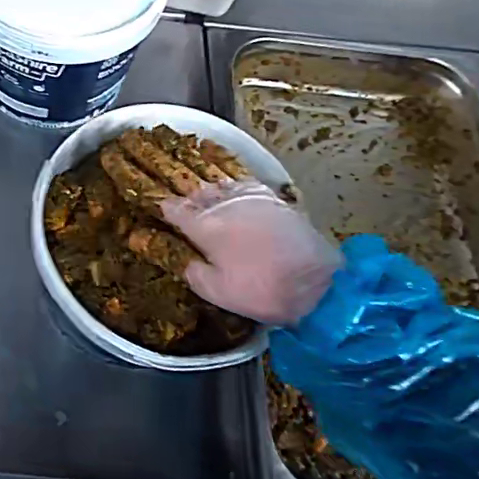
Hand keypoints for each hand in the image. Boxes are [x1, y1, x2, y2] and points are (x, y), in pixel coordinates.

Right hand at [162, 179, 341, 327]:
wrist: (318, 285)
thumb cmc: (261, 291)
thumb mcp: (216, 292)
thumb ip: (195, 273)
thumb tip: (188, 261)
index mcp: (208, 227)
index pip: (179, 211)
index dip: (167, 208)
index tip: (160, 206)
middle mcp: (228, 207)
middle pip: (201, 193)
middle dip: (188, 195)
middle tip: (181, 198)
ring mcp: (256, 202)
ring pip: (226, 186)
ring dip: (212, 189)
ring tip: (206, 191)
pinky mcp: (279, 204)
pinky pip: (249, 188)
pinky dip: (237, 189)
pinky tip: (236, 193)